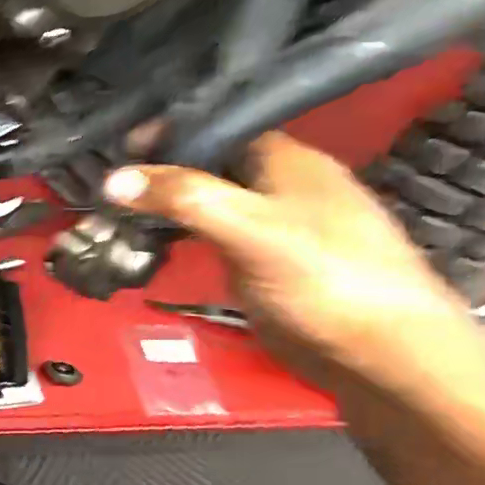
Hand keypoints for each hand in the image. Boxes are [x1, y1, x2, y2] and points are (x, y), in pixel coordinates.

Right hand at [103, 132, 478, 393]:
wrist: (383, 358)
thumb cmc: (325, 278)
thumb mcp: (249, 228)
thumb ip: (183, 197)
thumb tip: (111, 178)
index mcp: (289, 161)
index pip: (219, 126)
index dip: (168, 131)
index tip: (116, 147)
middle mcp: (279, 185)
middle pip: (206, 164)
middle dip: (155, 171)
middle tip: (101, 183)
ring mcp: (271, 225)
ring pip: (203, 201)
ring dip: (160, 206)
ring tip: (110, 213)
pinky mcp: (260, 261)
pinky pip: (206, 234)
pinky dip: (174, 235)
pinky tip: (144, 244)